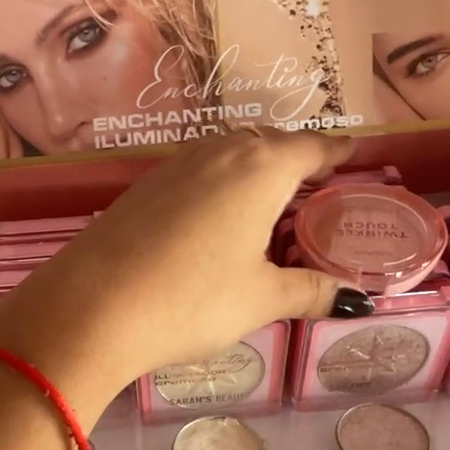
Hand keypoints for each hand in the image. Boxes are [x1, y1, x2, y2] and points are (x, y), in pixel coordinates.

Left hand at [0, 129, 367, 416]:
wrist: (92, 307)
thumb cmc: (192, 299)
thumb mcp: (261, 299)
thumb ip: (311, 292)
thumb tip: (357, 301)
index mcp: (260, 170)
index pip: (310, 148)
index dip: (335, 152)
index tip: (353, 153)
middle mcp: (218, 154)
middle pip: (268, 142)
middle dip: (295, 155)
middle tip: (314, 178)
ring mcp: (173, 166)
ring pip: (227, 151)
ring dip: (253, 164)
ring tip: (268, 192)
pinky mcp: (141, 187)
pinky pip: (196, 170)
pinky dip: (218, 180)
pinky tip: (214, 213)